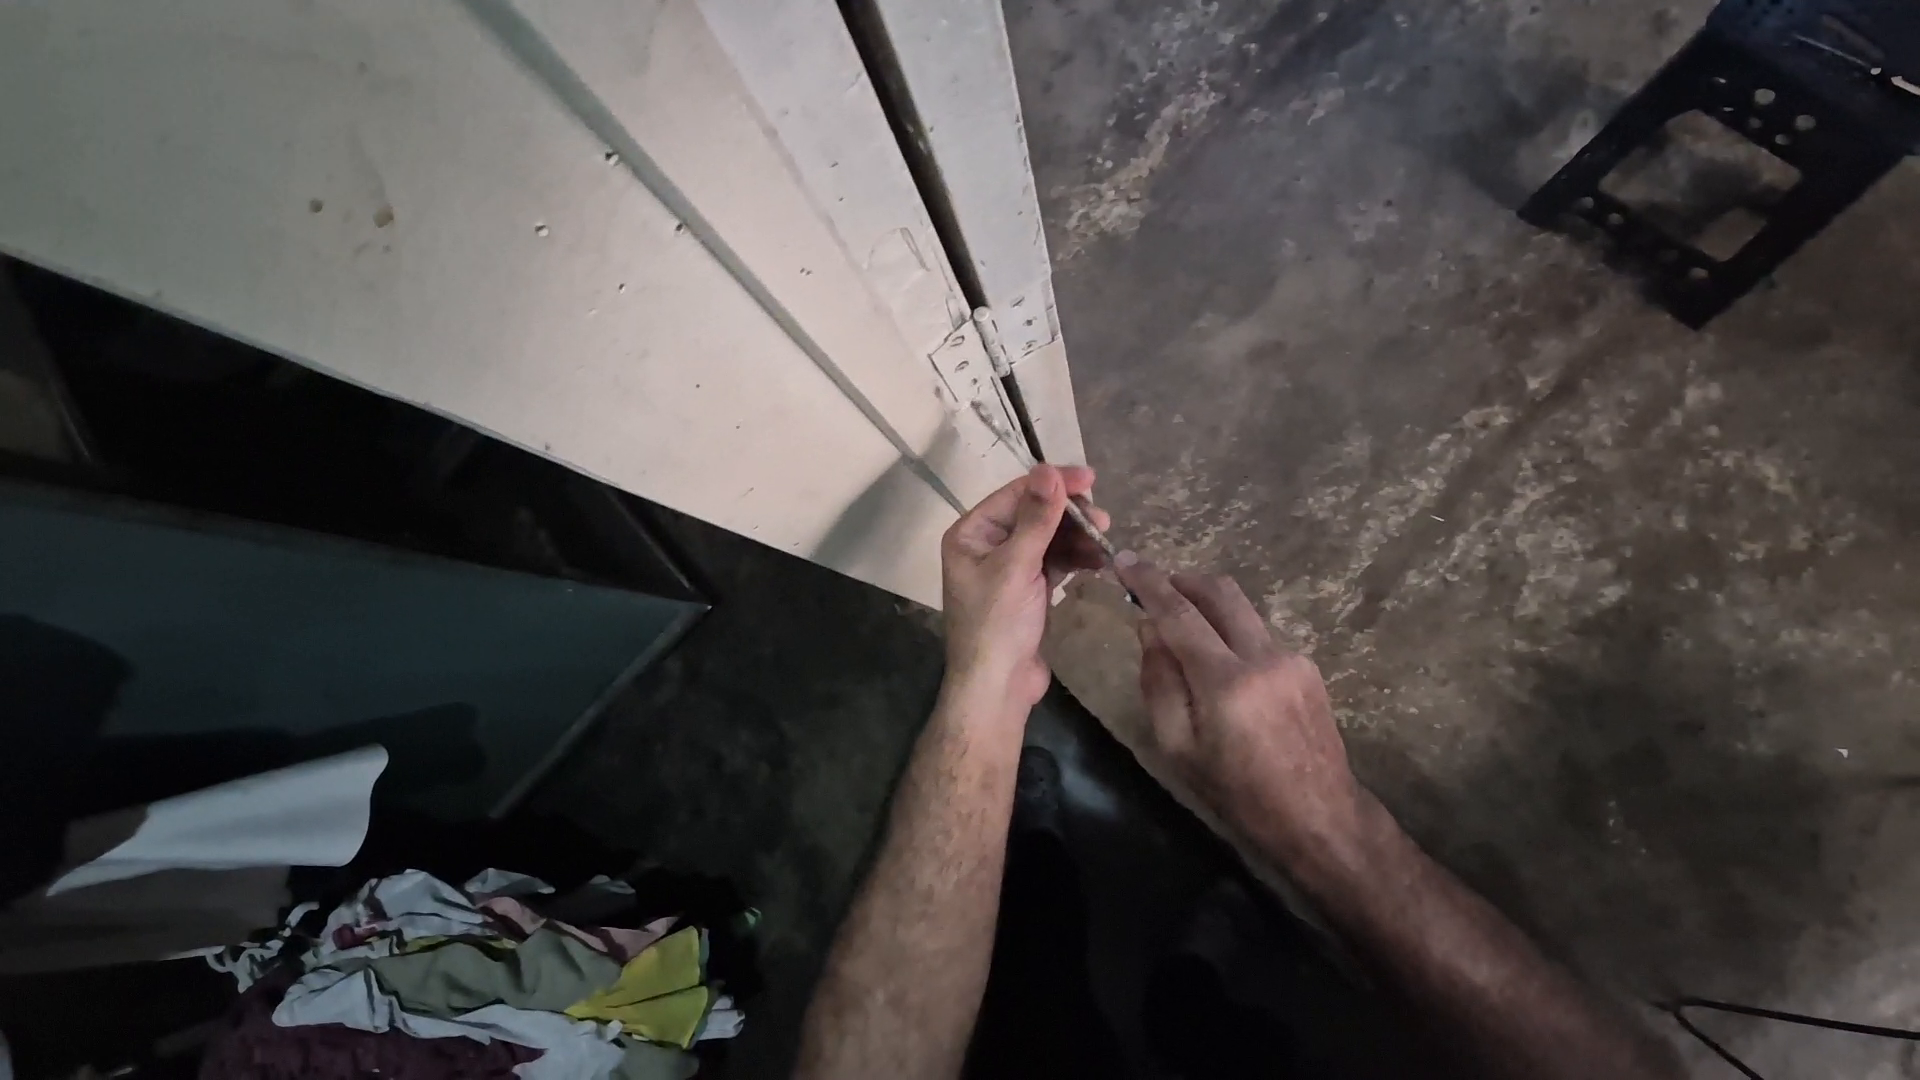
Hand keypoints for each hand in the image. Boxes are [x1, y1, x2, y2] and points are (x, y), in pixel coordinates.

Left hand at [941, 464, 1109, 709]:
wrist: (997, 687)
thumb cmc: (997, 624)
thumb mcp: (1015, 567)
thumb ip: (1035, 519)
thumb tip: (1048, 470)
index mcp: (971, 534)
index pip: (1015, 495)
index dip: (1053, 485)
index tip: (1091, 478)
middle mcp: (986, 545)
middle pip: (1034, 515)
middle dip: (1069, 516)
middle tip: (1103, 519)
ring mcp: (1008, 568)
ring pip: (1048, 539)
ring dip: (1077, 538)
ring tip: (1105, 544)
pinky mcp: (1028, 589)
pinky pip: (1054, 562)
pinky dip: (1075, 559)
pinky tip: (1099, 560)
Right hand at [1114, 553, 1365, 866]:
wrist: (1320, 818)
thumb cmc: (1236, 792)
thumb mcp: (1177, 747)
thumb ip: (1158, 681)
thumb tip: (1150, 630)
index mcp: (1226, 682)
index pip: (1179, 614)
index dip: (1148, 582)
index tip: (1124, 560)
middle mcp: (1263, 657)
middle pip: (1220, 591)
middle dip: (1182, 579)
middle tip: (1152, 584)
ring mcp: (1292, 658)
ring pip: (1241, 610)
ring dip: (1207, 607)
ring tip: (1183, 632)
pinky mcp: (1308, 667)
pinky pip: (1257, 634)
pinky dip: (1230, 634)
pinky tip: (1221, 667)